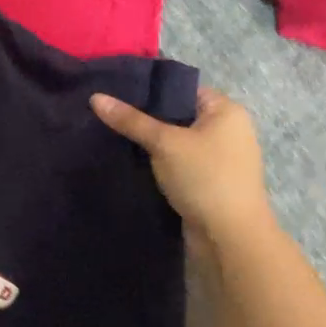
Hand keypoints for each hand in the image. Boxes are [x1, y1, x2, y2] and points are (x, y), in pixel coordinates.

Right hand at [91, 86, 274, 244]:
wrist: (230, 238)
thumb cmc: (205, 178)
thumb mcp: (164, 144)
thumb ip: (131, 120)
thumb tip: (95, 97)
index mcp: (226, 111)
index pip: (182, 89)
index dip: (150, 88)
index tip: (116, 90)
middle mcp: (228, 130)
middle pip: (178, 114)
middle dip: (146, 117)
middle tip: (109, 113)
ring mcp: (220, 158)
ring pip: (177, 141)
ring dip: (151, 143)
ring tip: (113, 135)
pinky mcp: (210, 182)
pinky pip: (179, 162)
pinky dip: (159, 162)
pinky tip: (131, 161)